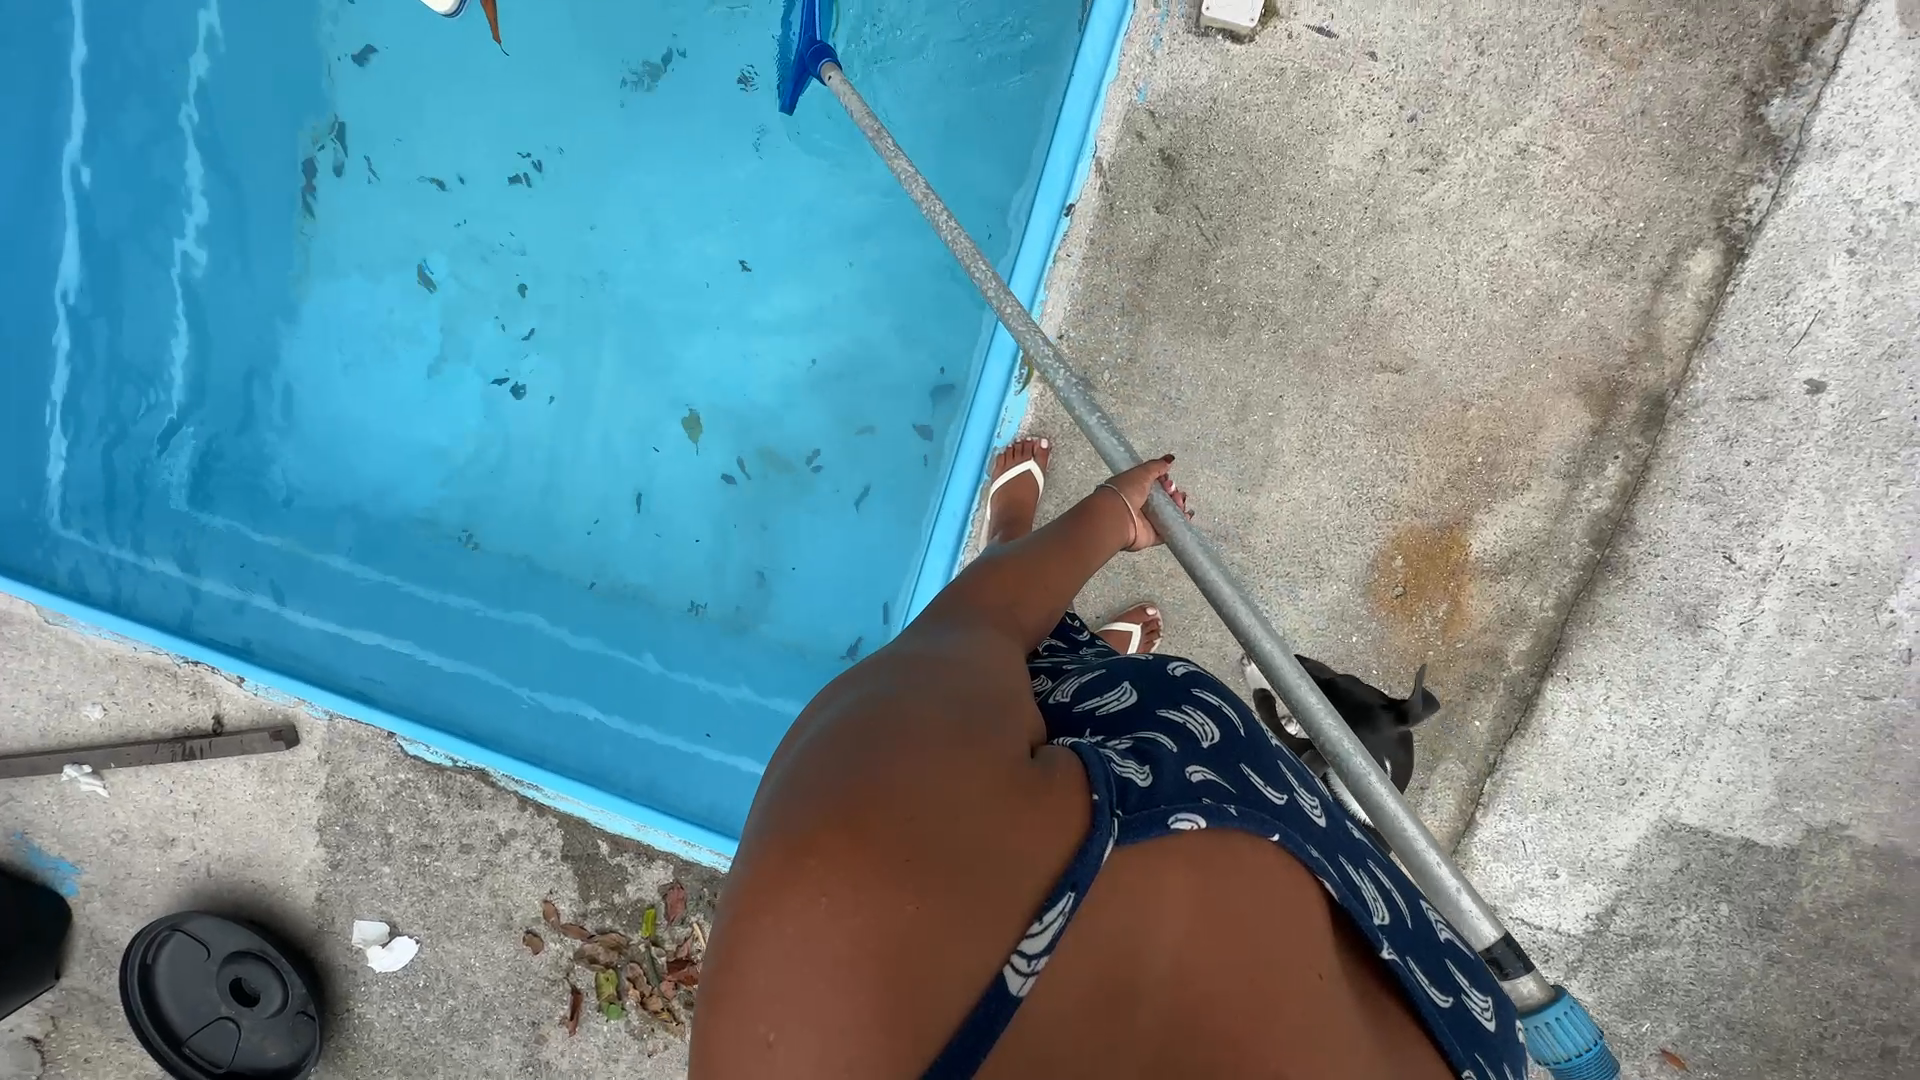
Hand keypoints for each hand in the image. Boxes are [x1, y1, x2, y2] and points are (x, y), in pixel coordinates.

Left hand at [1098, 455, 1191, 550]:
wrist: (1116, 517)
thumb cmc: (1124, 493)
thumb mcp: (1141, 473)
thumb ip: (1156, 466)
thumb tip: (1169, 459)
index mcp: (1134, 489)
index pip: (1155, 485)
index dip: (1165, 482)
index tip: (1167, 481)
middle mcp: (1140, 505)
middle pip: (1165, 500)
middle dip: (1175, 494)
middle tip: (1175, 493)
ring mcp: (1146, 521)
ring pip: (1169, 514)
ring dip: (1178, 507)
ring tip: (1180, 502)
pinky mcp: (1151, 535)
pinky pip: (1169, 530)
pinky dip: (1179, 524)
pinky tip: (1186, 516)